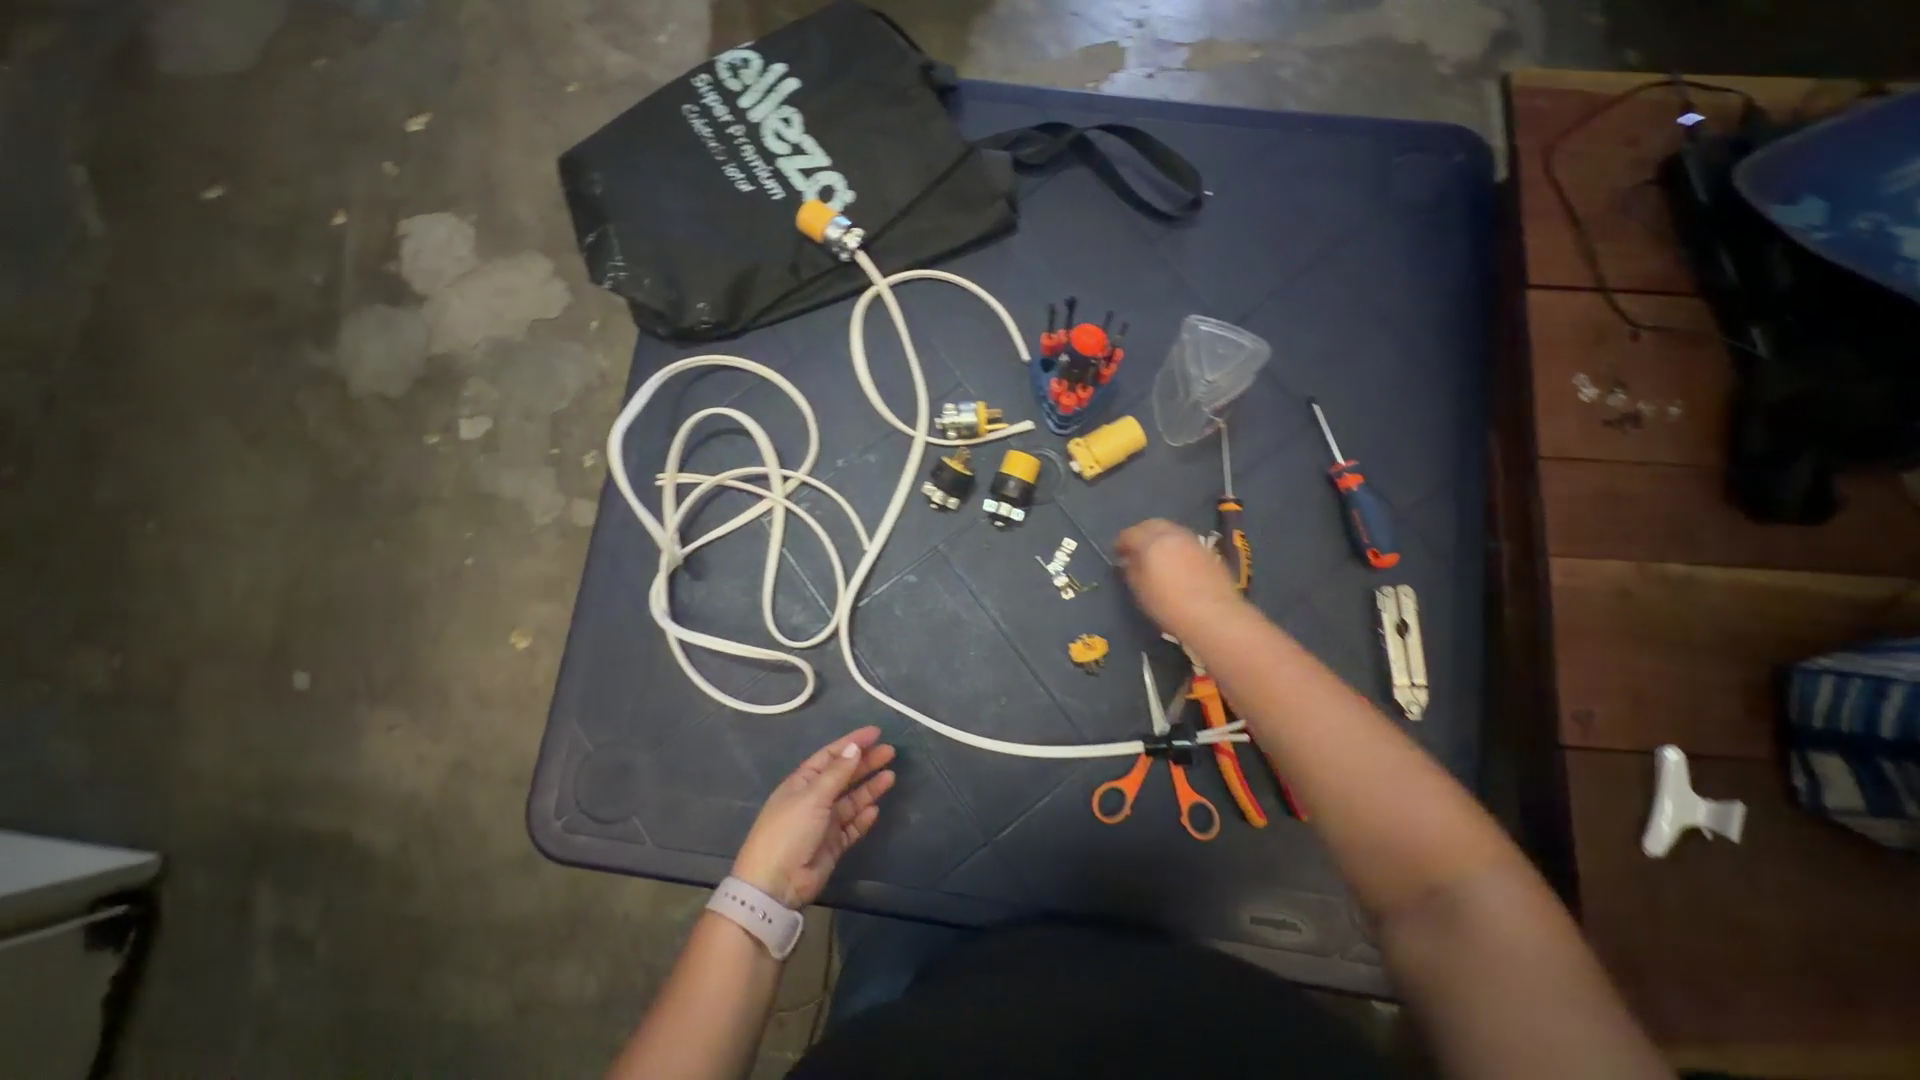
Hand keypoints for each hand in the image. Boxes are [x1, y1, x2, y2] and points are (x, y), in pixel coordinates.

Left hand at [732, 726, 896, 909]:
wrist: (776, 883)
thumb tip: (854, 747)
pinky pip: (852, 827)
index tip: (875, 733)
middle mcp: (813, 799)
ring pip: (851, 801)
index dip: (851, 743)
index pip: (830, 756)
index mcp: (802, 783)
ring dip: (869, 789)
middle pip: (844, 776)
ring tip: (891, 776)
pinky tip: (875, 809)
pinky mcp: (832, 845)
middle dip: (866, 763)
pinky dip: (863, 818)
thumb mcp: (812, 797)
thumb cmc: (789, 831)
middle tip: (891, 752)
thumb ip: (837, 773)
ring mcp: (823, 823)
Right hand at [1114, 519, 1247, 638]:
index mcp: (1152, 541)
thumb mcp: (1140, 590)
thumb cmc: (1169, 605)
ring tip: (1155, 554)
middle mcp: (1173, 534)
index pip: (1130, 534)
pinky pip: (1185, 541)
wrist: (1214, 615)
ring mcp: (1193, 541)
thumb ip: (1131, 570)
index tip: (1117, 553)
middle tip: (1135, 548)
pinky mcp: (1209, 551)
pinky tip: (1175, 561)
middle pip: (1152, 525)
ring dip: (1160, 538)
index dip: (1120, 543)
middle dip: (1141, 533)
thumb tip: (1128, 560)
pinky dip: (1175, 546)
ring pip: (1171, 531)